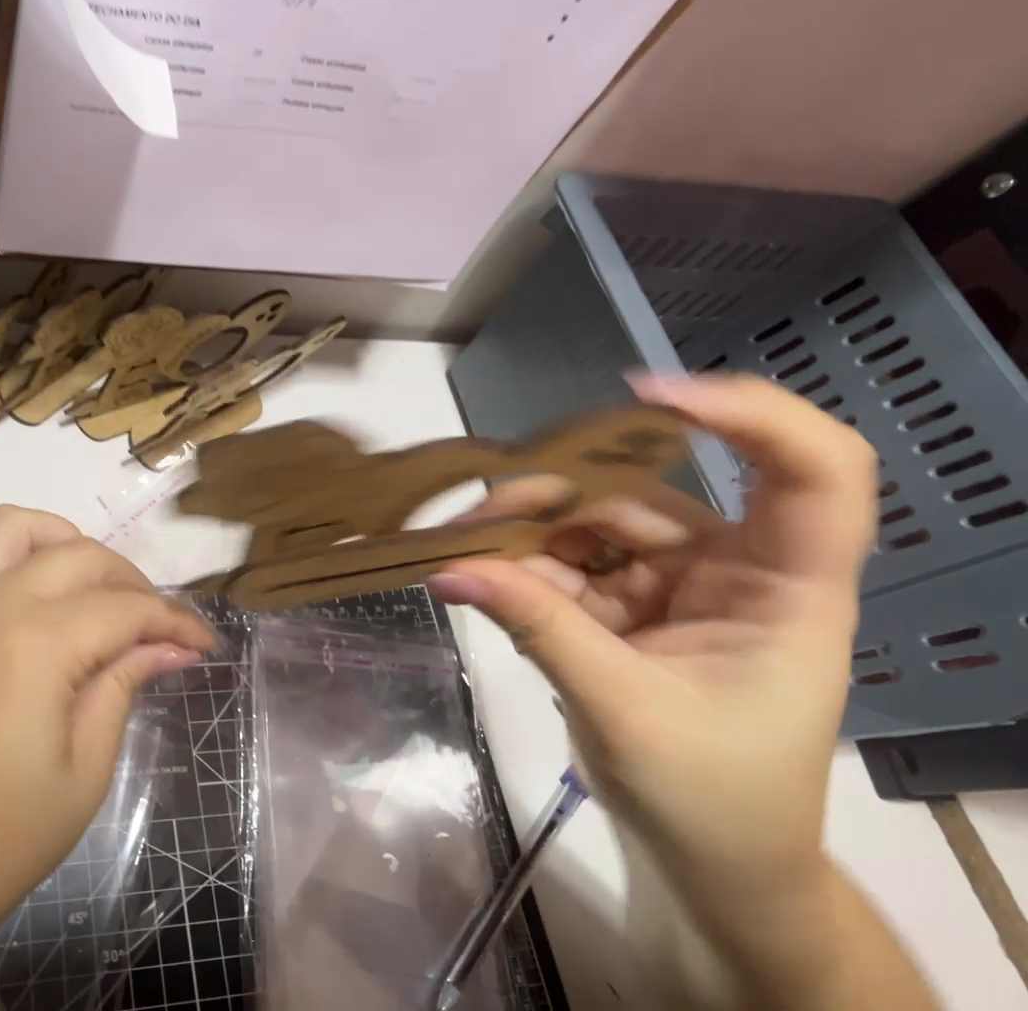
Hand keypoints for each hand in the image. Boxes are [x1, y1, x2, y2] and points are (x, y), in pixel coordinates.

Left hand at [0, 505, 216, 943]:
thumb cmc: (4, 837)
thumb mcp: (86, 768)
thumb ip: (123, 684)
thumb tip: (170, 644)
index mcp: (36, 642)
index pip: (124, 607)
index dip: (173, 620)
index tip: (203, 643)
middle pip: (75, 556)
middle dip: (129, 581)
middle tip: (156, 628)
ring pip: (4, 530)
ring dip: (55, 540)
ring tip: (84, 585)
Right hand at [426, 374, 878, 921]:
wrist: (713, 862)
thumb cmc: (709, 794)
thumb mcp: (622, 707)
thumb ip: (537, 627)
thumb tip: (446, 568)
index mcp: (786, 588)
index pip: (812, 474)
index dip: (751, 416)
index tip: (648, 396)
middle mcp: (734, 570)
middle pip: (644, 499)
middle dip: (554, 502)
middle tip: (471, 521)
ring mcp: (675, 588)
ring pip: (591, 531)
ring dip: (523, 541)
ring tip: (456, 559)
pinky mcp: (628, 611)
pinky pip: (566, 572)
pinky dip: (519, 576)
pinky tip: (475, 583)